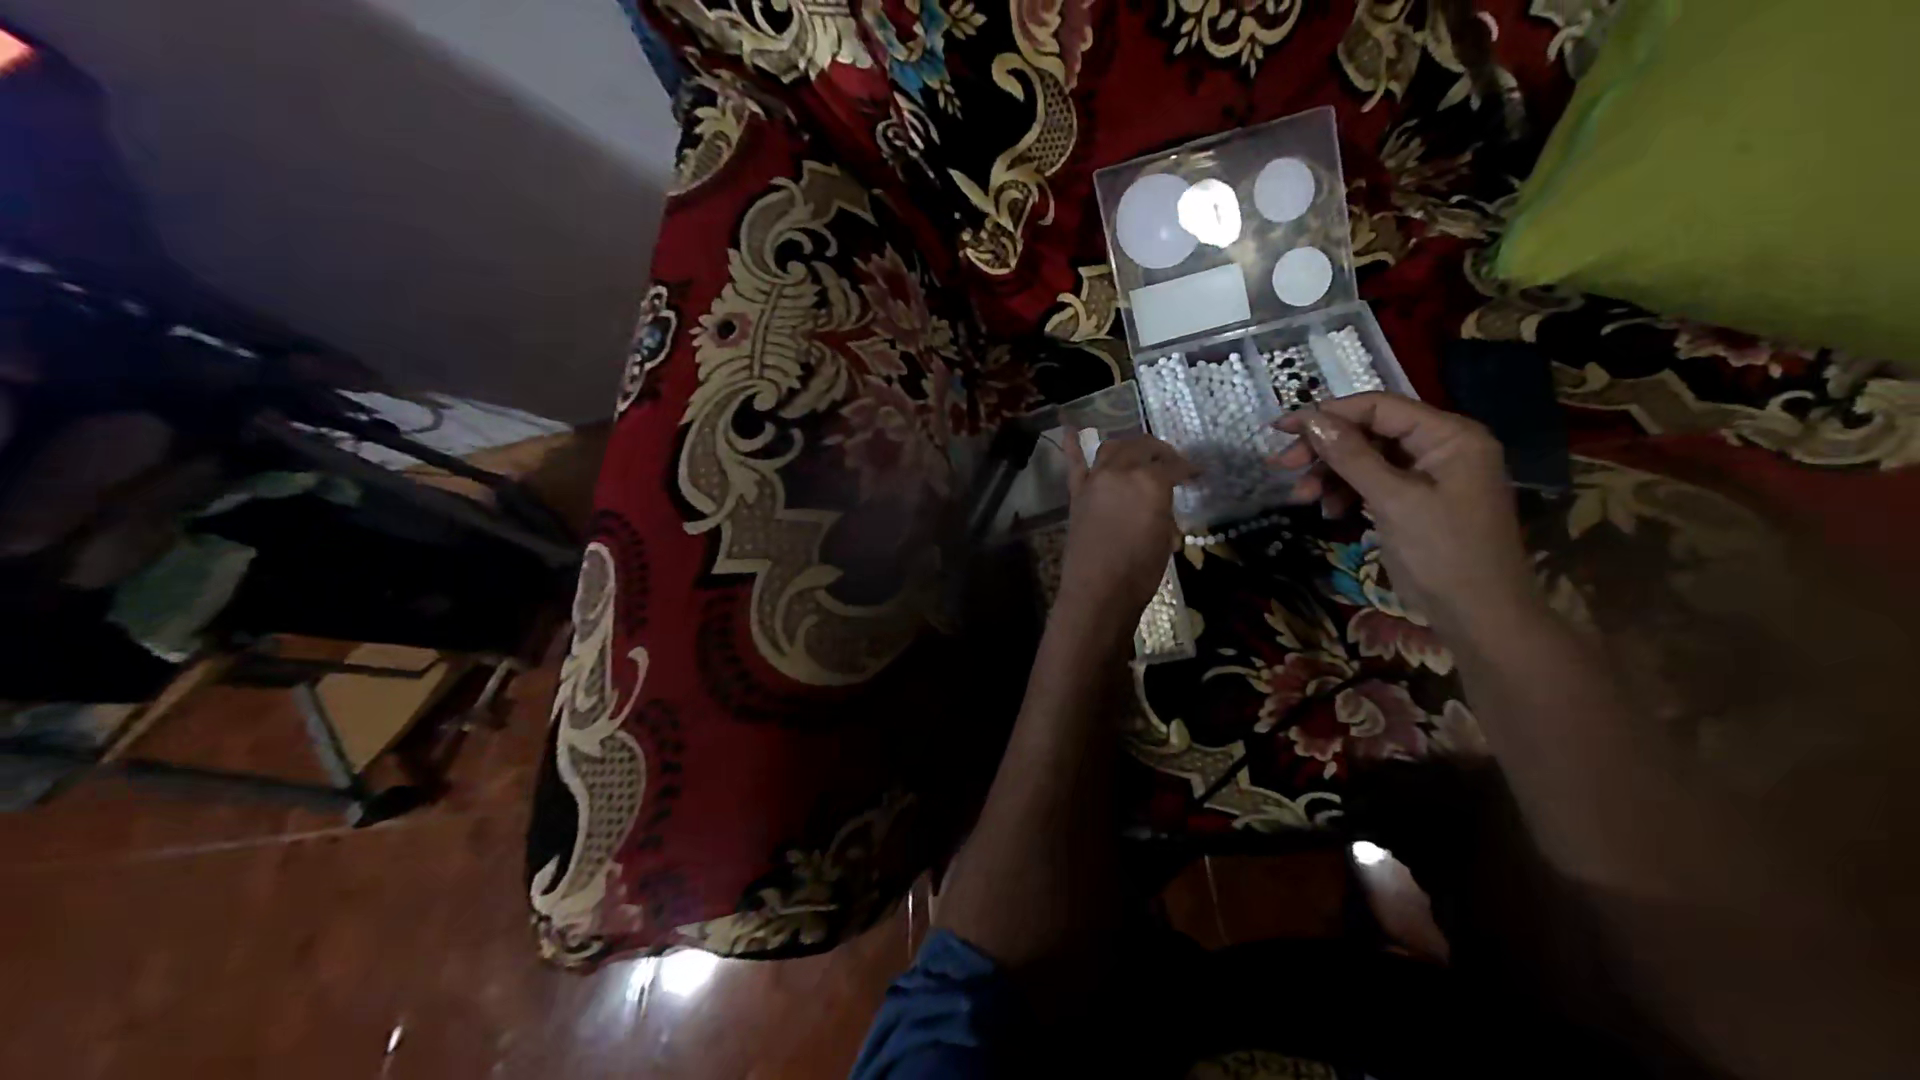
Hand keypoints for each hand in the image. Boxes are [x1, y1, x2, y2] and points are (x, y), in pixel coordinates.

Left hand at [1056, 431, 1194, 630]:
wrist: (1099, 590)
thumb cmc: (1141, 570)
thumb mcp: (1166, 537)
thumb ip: (1164, 508)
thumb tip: (1160, 501)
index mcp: (1150, 482)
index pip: (1174, 466)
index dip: (1188, 469)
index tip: (1197, 474)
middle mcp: (1121, 472)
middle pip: (1143, 448)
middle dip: (1161, 452)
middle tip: (1172, 462)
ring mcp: (1095, 480)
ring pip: (1112, 448)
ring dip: (1128, 445)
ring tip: (1138, 451)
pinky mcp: (1077, 494)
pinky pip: (1073, 463)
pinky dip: (1072, 444)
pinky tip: (1069, 426)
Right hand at [1274, 393, 1535, 630]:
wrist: (1478, 615)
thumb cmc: (1443, 552)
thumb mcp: (1393, 500)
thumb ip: (1351, 456)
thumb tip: (1310, 419)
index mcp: (1450, 436)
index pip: (1380, 407)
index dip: (1329, 414)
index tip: (1282, 430)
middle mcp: (1441, 446)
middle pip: (1369, 431)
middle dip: (1324, 449)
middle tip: (1282, 467)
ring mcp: (1429, 474)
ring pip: (1366, 458)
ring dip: (1330, 475)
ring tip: (1302, 499)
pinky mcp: (1416, 500)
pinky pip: (1373, 482)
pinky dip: (1346, 493)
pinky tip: (1329, 512)